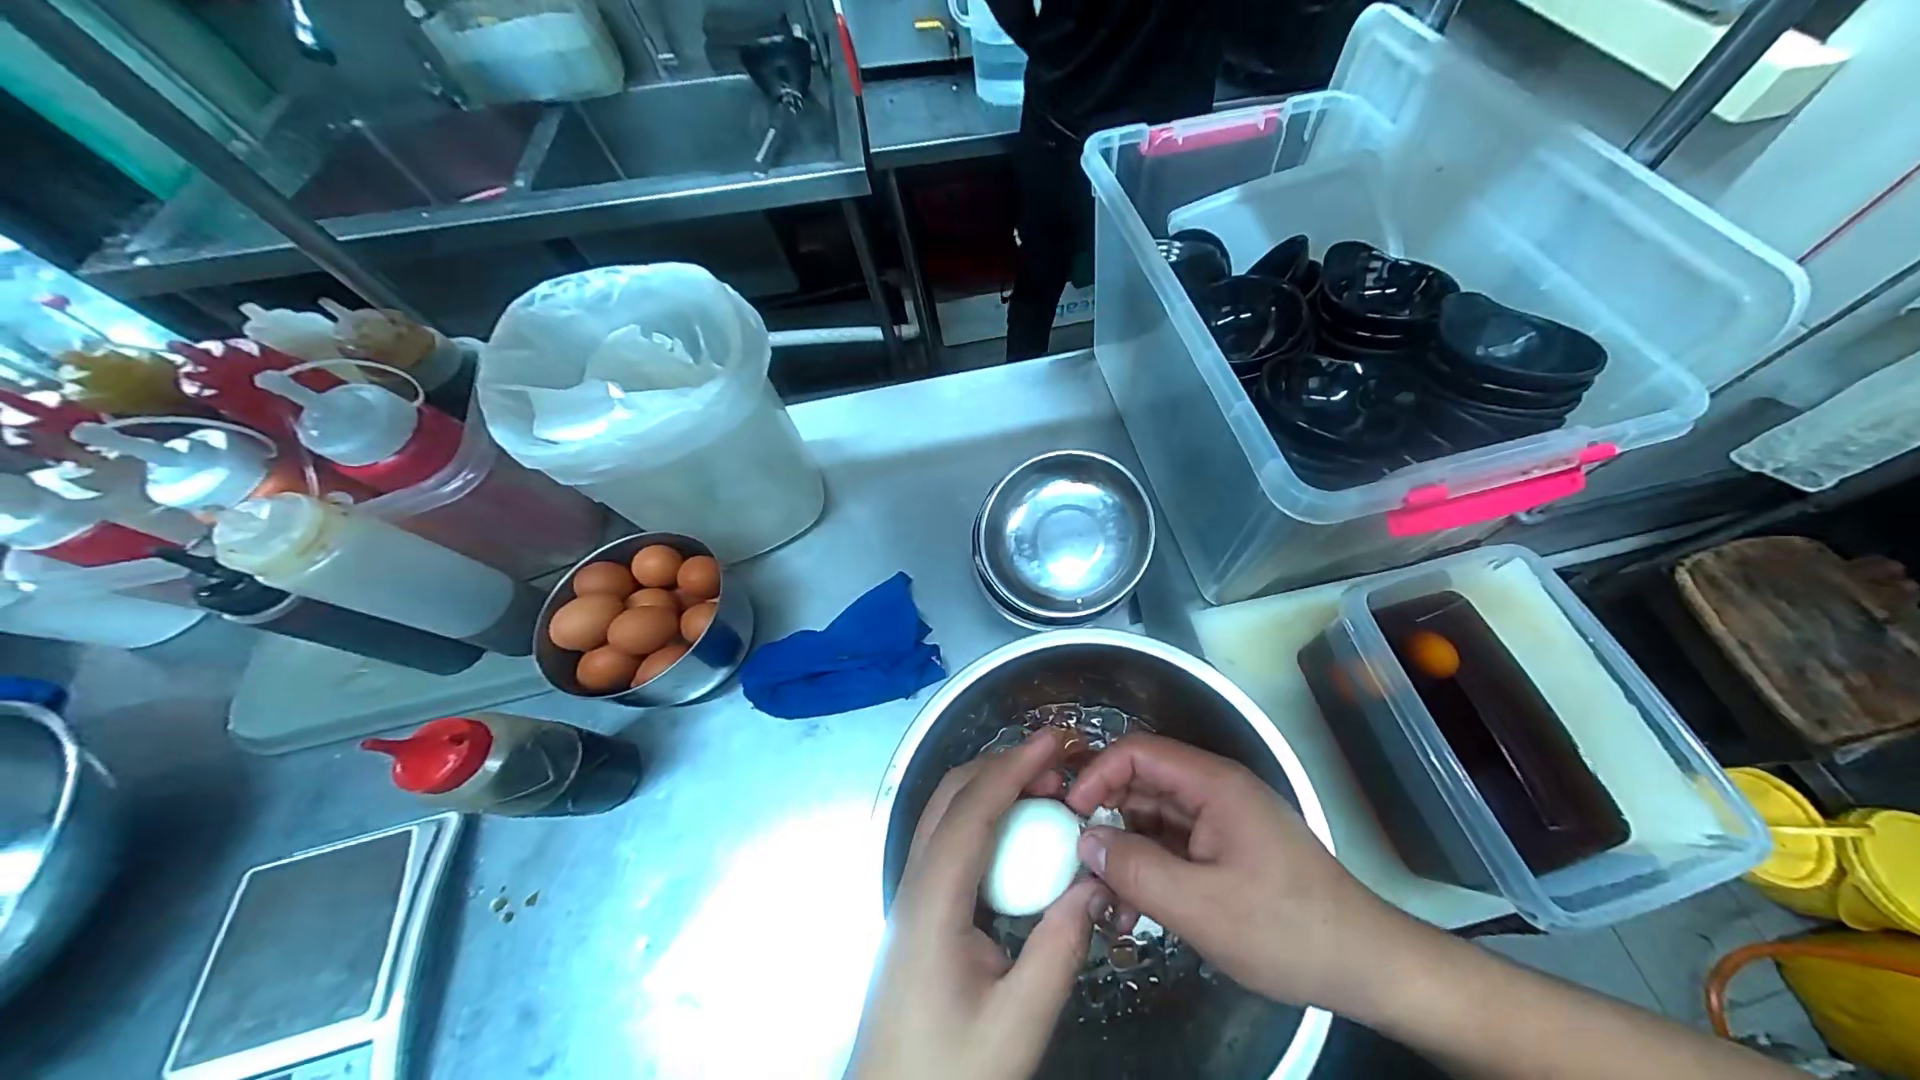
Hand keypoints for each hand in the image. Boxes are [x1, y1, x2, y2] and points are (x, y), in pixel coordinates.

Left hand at [847, 729, 1111, 1079]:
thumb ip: (1060, 947)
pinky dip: (984, 819)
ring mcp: (912, 895)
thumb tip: (1093, 881)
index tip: (1052, 742)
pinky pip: (949, 842)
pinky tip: (1017, 837)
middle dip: (1001, 767)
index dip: (1013, 768)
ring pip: (945, 815)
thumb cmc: (951, 1069)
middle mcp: (914, 883)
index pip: (972, 810)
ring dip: (991, 789)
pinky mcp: (919, 911)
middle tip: (1056, 765)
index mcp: (933, 901)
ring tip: (1043, 791)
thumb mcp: (1018, 1021)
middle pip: (950, 798)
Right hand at [1065, 733, 1407, 1014]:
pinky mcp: (1226, 850)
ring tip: (1106, 901)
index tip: (1070, 815)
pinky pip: (1173, 847)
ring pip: (1153, 819)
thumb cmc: (1286, 930)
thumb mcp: (1200, 906)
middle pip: (1141, 784)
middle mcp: (1214, 792)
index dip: (1097, 775)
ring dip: (1125, 853)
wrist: (1367, 967)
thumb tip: (1084, 842)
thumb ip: (1135, 870)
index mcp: (1212, 785)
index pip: (1138, 753)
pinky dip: (1149, 871)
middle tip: (1078, 861)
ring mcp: (1221, 821)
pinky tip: (1134, 911)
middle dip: (1105, 819)